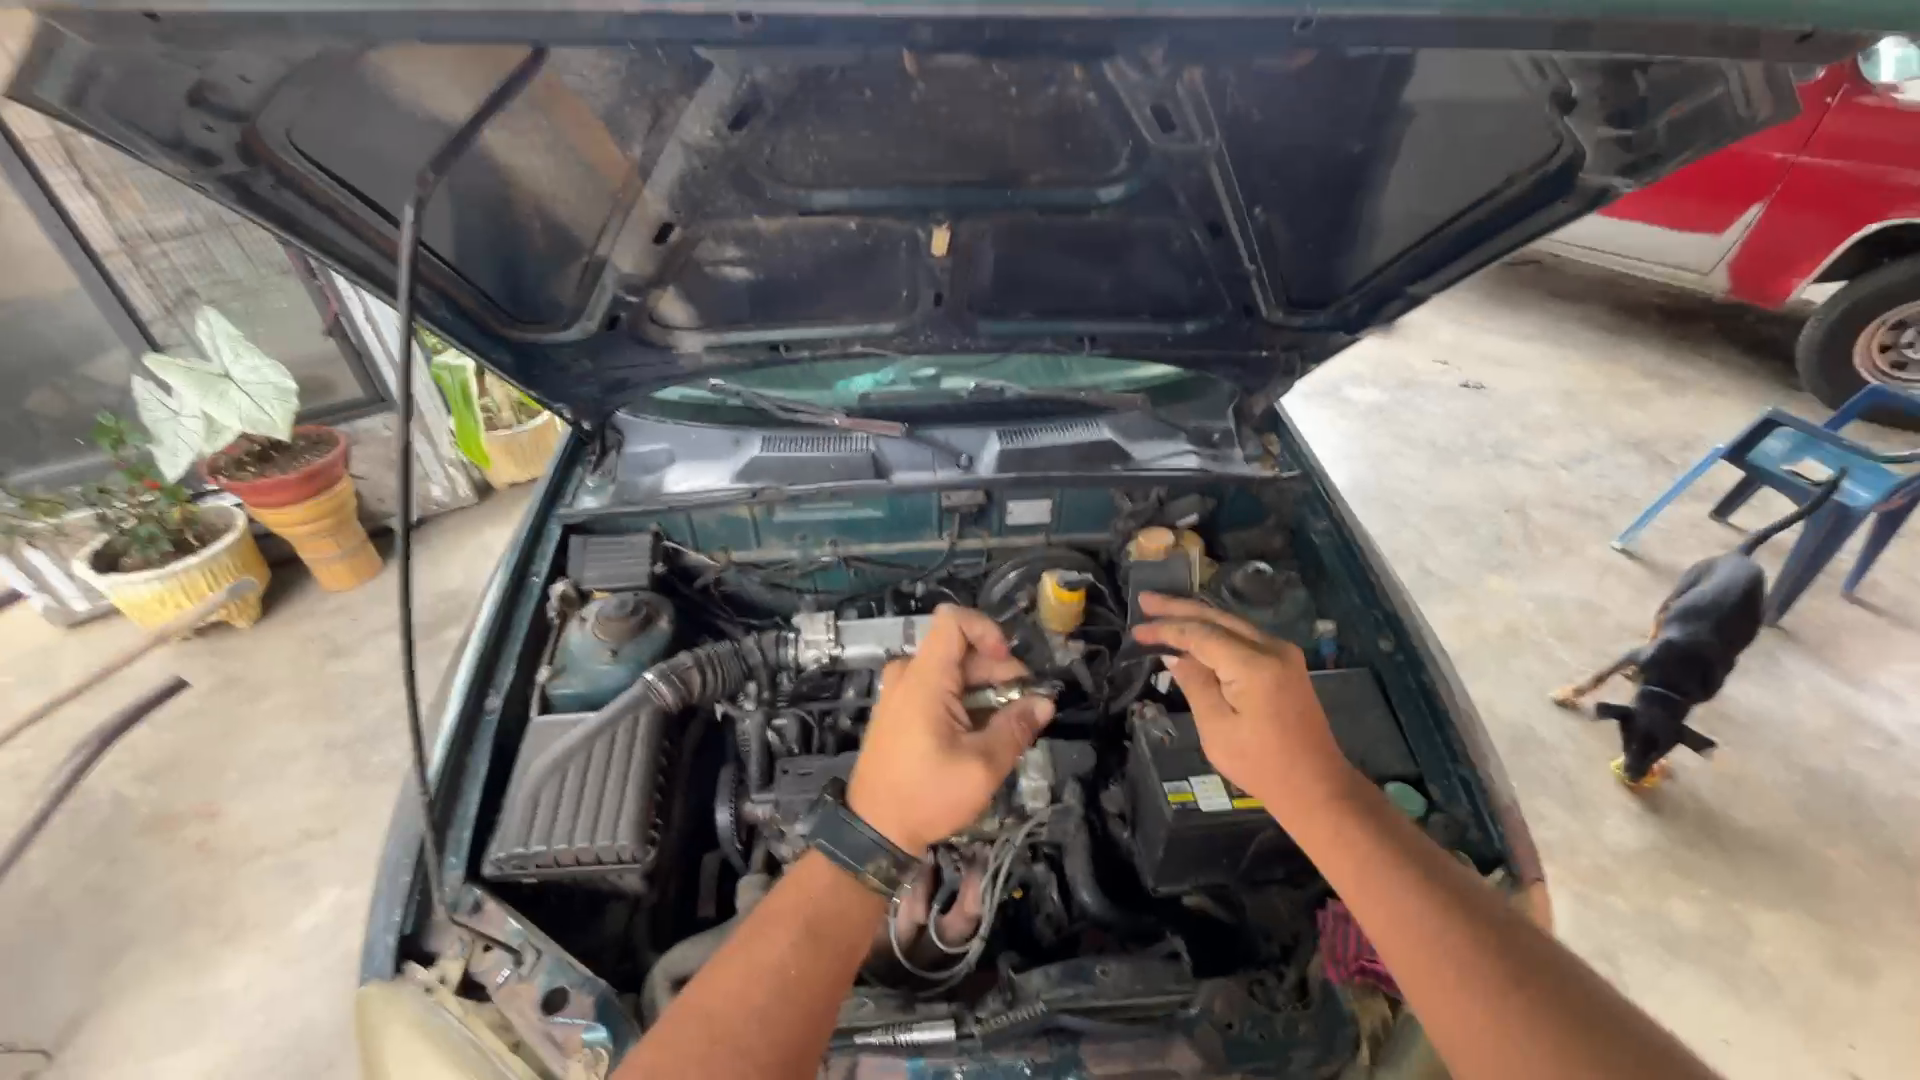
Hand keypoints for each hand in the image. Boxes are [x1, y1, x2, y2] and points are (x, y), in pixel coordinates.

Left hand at [847, 605, 1055, 854]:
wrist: (873, 831)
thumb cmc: (926, 796)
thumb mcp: (982, 767)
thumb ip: (1016, 728)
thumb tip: (1045, 702)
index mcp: (923, 678)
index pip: (953, 620)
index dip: (988, 631)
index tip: (1009, 667)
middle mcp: (908, 675)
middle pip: (961, 649)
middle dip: (999, 672)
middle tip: (1023, 710)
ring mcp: (900, 692)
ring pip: (953, 670)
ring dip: (985, 691)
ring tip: (1008, 727)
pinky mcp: (900, 709)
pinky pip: (938, 688)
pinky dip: (965, 702)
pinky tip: (982, 733)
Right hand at [1130, 593, 1353, 810]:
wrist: (1316, 785)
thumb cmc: (1261, 765)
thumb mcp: (1216, 729)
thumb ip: (1195, 684)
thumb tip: (1175, 655)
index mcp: (1255, 665)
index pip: (1202, 634)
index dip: (1166, 629)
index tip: (1136, 631)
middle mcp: (1273, 648)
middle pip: (1218, 618)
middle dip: (1178, 608)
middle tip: (1144, 600)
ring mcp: (1283, 653)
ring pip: (1231, 623)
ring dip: (1195, 616)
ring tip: (1161, 610)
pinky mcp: (1285, 663)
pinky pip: (1242, 636)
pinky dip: (1214, 631)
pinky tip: (1193, 632)